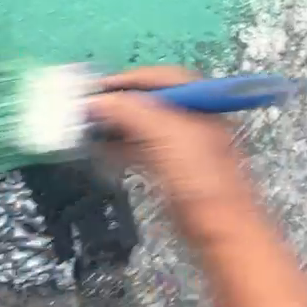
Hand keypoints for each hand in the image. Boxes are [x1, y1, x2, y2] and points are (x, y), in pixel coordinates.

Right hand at [85, 66, 261, 243]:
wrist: (218, 229)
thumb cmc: (201, 182)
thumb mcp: (167, 135)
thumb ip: (132, 112)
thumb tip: (99, 101)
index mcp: (200, 106)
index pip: (163, 78)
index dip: (129, 79)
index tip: (97, 88)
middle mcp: (193, 122)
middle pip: (150, 101)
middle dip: (118, 101)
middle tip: (89, 108)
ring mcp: (182, 148)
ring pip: (142, 126)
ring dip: (114, 124)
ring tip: (88, 127)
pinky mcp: (171, 171)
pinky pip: (139, 149)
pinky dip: (118, 146)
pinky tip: (100, 148)